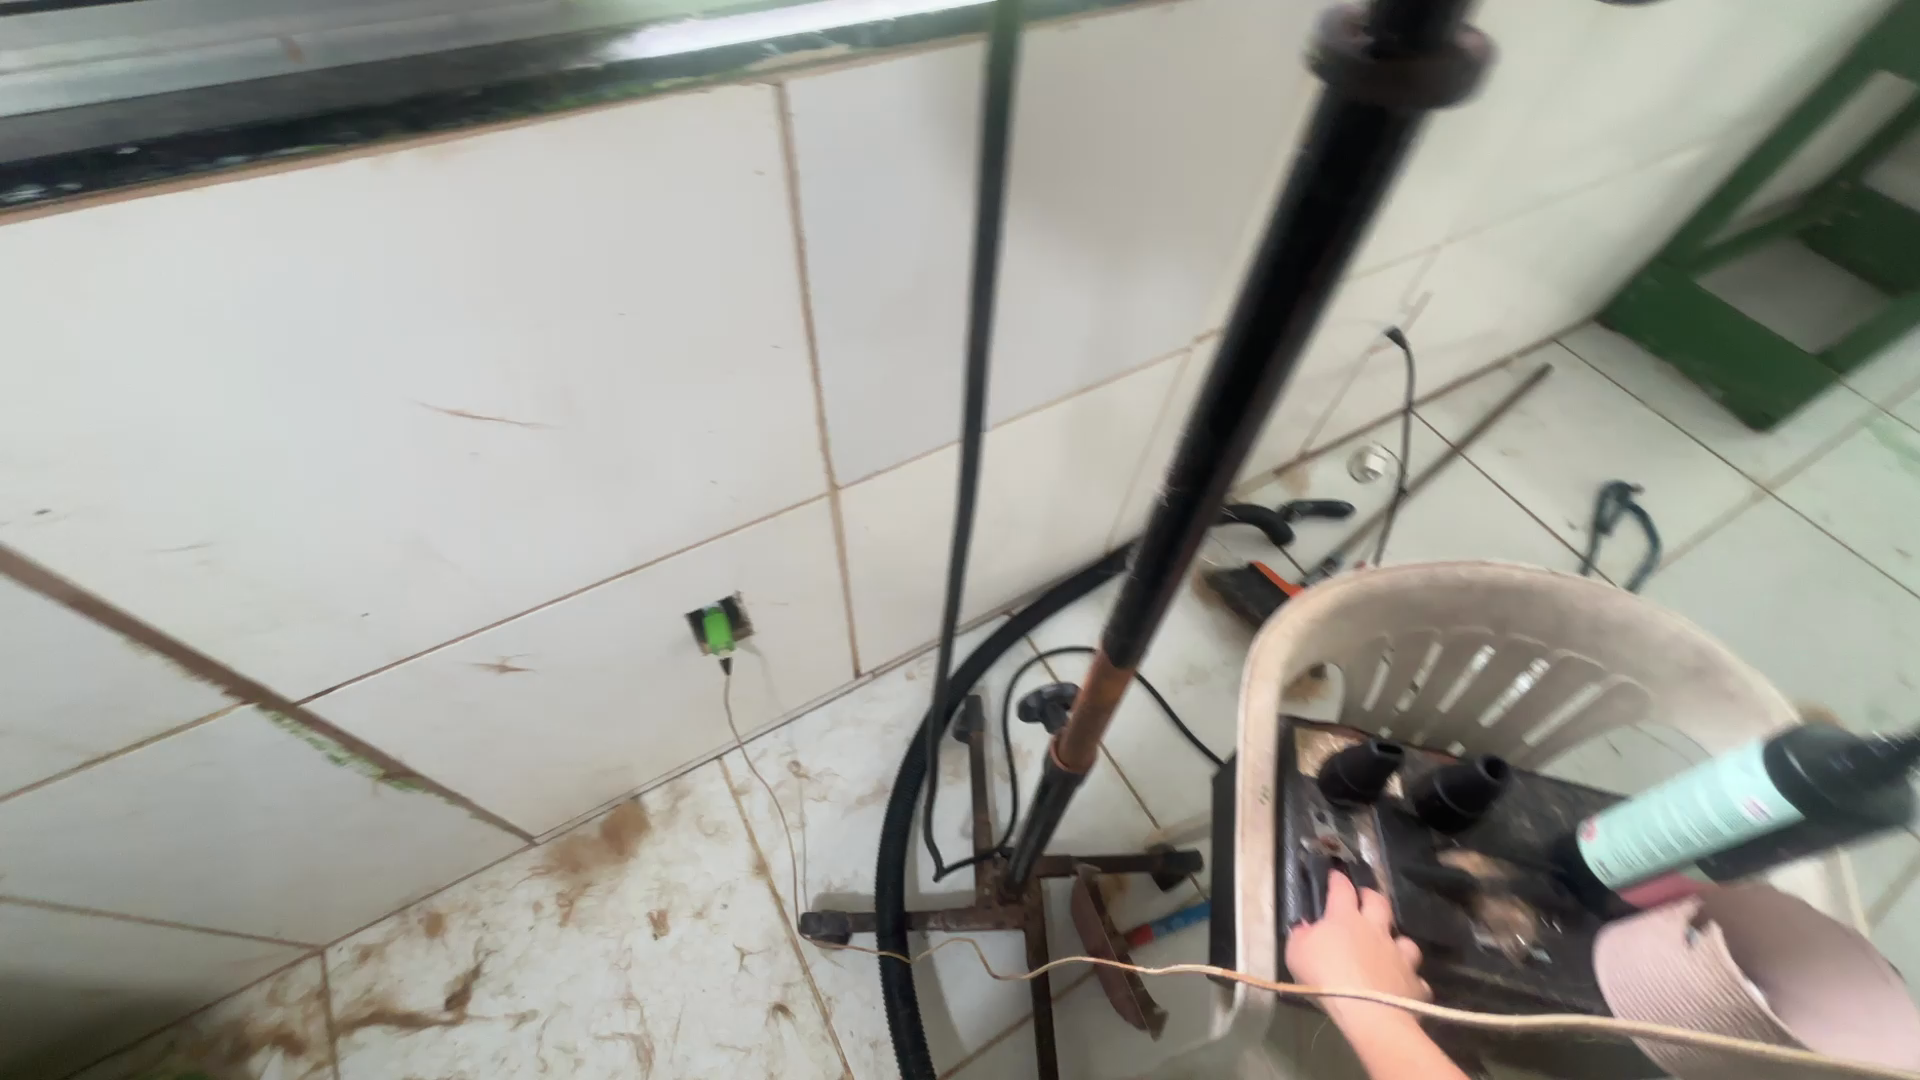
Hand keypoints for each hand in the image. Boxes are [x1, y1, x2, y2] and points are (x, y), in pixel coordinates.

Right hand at [1285, 869, 1429, 1024]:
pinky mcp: (1414, 982)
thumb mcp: (1296, 953)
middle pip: (1379, 903)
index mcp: (1345, 917)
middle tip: (1365, 899)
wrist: (1367, 1013)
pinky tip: (1402, 984)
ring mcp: (1398, 955)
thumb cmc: (1324, 976)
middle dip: (1371, 897)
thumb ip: (1301, 936)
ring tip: (1390, 948)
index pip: (1342, 888)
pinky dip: (1409, 978)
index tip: (1335, 874)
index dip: (1338, 879)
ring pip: (1405, 940)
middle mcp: (1375, 930)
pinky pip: (1415, 977)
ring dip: (1398, 941)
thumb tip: (1306, 927)